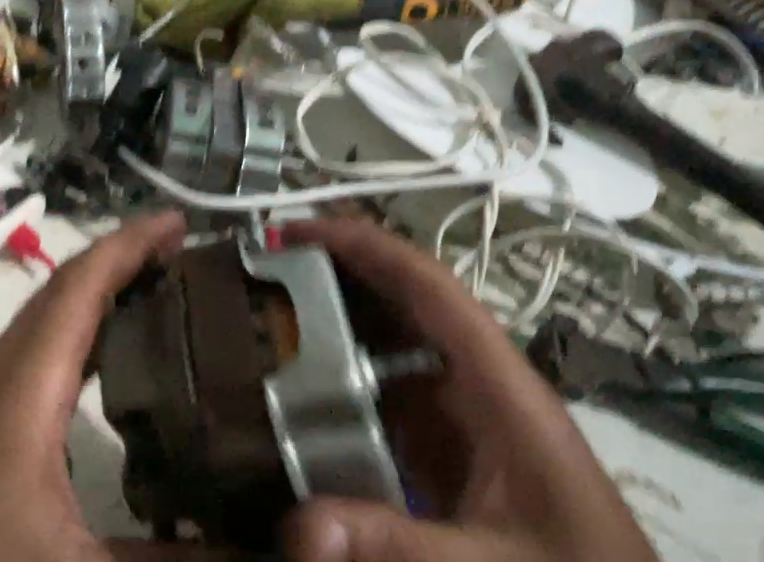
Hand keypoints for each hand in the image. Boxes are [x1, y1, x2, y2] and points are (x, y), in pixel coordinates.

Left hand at [0, 212, 221, 561]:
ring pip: (39, 326)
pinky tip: (100, 370)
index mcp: (18, 394)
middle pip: (59, 296)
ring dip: (94, 302)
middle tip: (182, 260)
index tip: (176, 223)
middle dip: (120, 265)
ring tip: (154, 300)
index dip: (128, 246)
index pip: (77, 289)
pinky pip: (24, 358)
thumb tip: (261, 551)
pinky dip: (70, 341)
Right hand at [279, 219, 656, 561]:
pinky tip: (298, 418)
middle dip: (336, 283)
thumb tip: (297, 526)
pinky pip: (389, 414)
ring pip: (392, 362)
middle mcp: (481, 392)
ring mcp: (468, 430)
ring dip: (335, 341)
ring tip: (265, 334)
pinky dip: (344, 403)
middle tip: (261, 276)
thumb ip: (399, 545)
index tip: (295, 232)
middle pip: (403, 312)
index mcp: (502, 388)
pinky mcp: (457, 467)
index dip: (364, 247)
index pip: (428, 289)